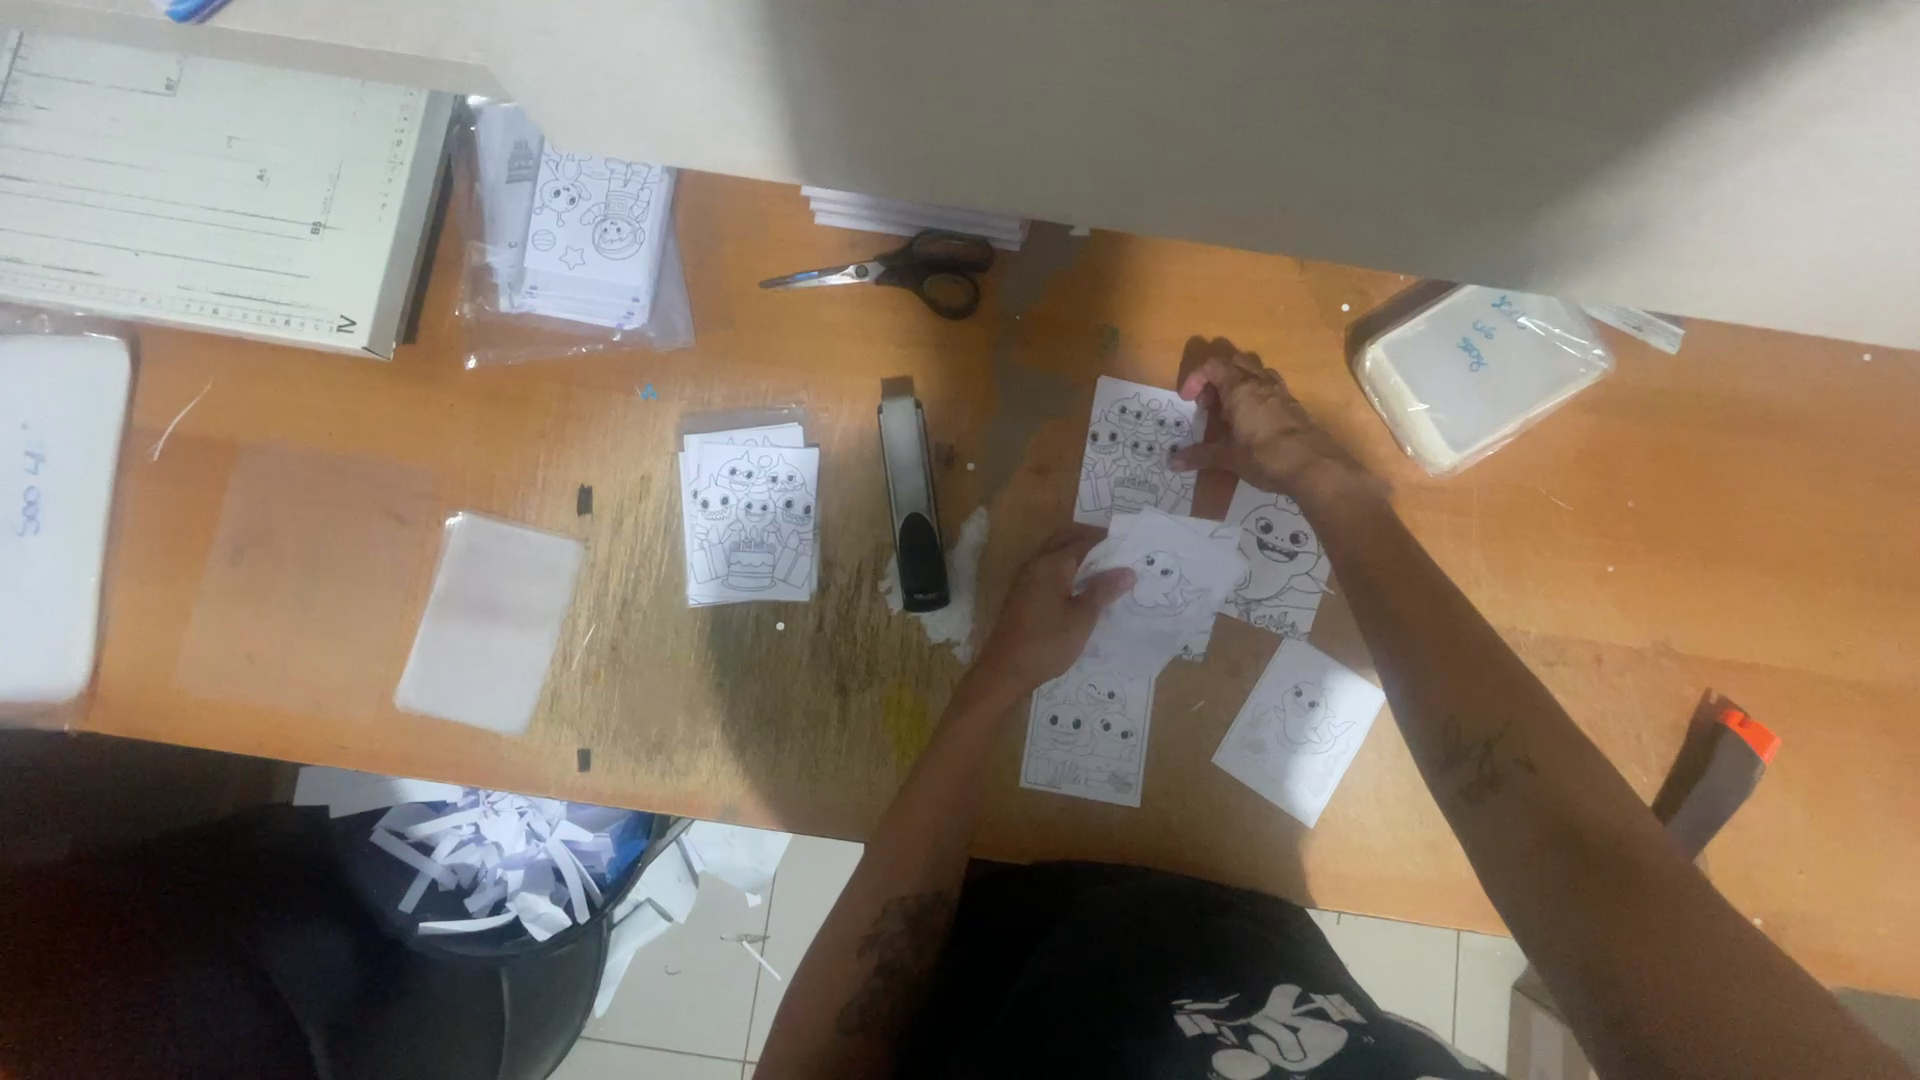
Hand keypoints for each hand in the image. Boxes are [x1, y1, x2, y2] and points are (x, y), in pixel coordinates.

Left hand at [963, 527, 1133, 705]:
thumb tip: (1127, 570)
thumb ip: (1103, 590)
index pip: (1083, 541)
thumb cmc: (1047, 643)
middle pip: (1064, 540)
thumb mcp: (1082, 618)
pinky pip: (1047, 571)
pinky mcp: (1021, 595)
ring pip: (1054, 555)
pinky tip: (1079, 589)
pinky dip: (1065, 571)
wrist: (1005, 669)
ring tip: (1102, 571)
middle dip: (1089, 542)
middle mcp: (1035, 564)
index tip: (1130, 548)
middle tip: (1116, 555)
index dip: (1107, 542)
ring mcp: (1025, 579)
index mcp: (1051, 564)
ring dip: (1076, 556)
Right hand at [1168, 337, 1383, 509]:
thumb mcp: (1228, 458)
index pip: (1213, 366)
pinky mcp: (1294, 406)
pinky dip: (1256, 397)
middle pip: (1235, 363)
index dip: (1196, 378)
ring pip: (1256, 372)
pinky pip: (1270, 389)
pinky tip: (1252, 423)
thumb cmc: (1265, 456)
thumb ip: (1200, 456)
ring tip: (1230, 411)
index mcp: (1240, 389)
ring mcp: (1281, 392)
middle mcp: (1261, 383)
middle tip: (1209, 404)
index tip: (1188, 401)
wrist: (1315, 466)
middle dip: (1217, 379)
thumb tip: (1172, 462)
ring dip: (1239, 384)